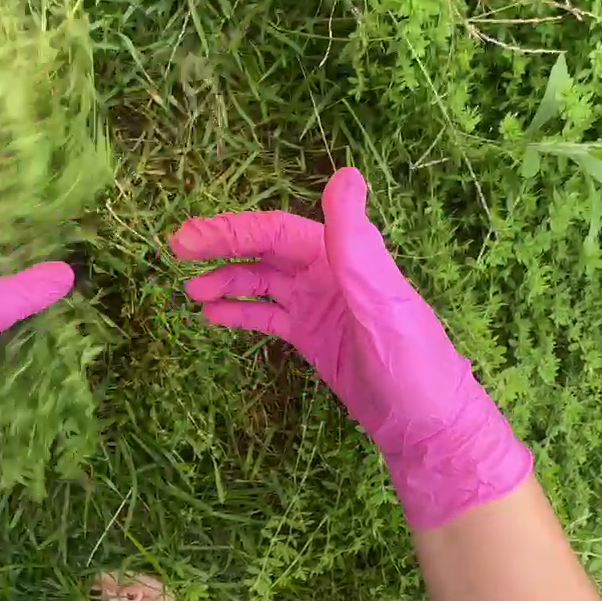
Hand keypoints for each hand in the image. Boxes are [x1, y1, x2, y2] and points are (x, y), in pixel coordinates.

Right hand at [174, 167, 530, 526]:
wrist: (425, 426)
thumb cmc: (413, 366)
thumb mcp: (383, 304)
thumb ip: (358, 246)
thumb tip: (343, 174)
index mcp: (343, 258)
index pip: (275, 233)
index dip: (230, 232)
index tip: (187, 238)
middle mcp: (327, 275)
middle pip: (264, 251)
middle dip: (220, 249)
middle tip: (175, 253)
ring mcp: (319, 307)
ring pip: (262, 283)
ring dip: (226, 281)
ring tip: (190, 292)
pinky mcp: (313, 338)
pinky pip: (269, 317)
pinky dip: (241, 313)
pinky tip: (213, 317)